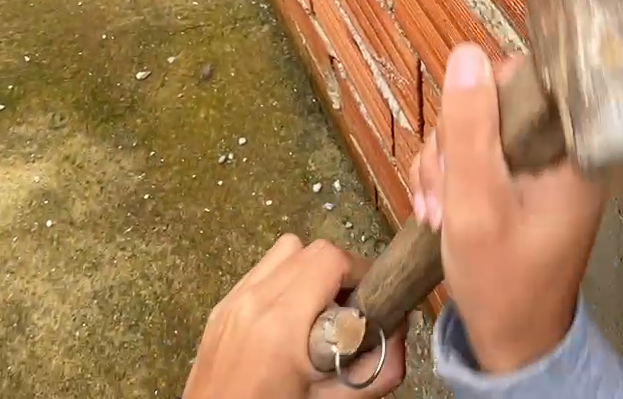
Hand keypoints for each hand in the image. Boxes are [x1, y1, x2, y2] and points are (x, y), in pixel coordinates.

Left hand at [184, 234, 406, 398]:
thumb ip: (375, 373)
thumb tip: (402, 336)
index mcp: (280, 324)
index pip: (329, 259)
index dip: (358, 270)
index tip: (371, 295)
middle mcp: (253, 301)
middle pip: (309, 249)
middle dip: (338, 270)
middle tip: (351, 305)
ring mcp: (231, 302)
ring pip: (283, 251)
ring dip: (308, 269)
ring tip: (319, 307)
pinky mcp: (219, 310)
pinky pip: (260, 272)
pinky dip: (283, 281)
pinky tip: (288, 318)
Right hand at [411, 44, 608, 373]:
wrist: (508, 343)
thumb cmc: (502, 280)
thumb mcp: (477, 201)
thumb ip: (469, 128)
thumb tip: (465, 52)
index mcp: (571, 145)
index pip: (525, 79)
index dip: (481, 97)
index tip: (458, 142)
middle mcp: (557, 147)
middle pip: (490, 101)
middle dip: (451, 144)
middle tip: (441, 194)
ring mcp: (534, 163)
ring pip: (472, 126)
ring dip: (441, 164)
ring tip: (436, 211)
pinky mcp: (513, 177)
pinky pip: (469, 150)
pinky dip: (444, 175)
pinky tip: (436, 209)